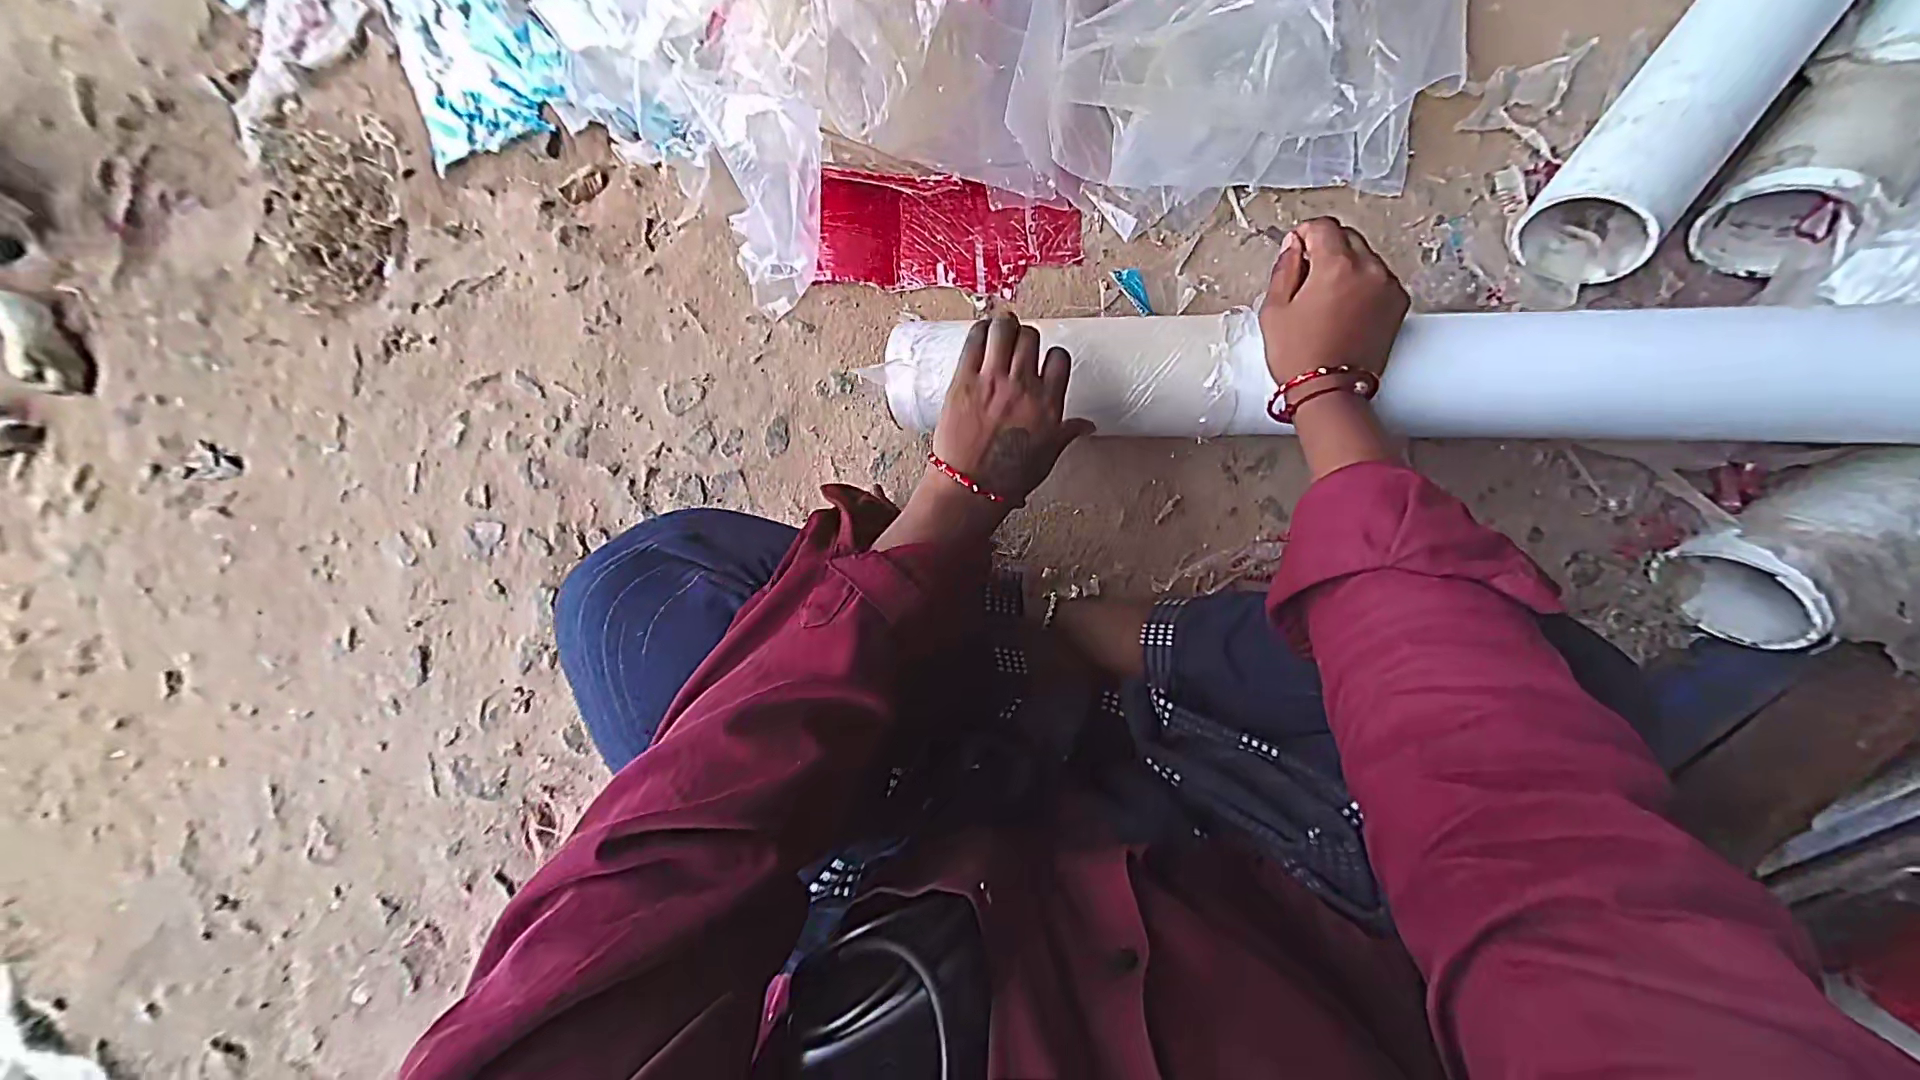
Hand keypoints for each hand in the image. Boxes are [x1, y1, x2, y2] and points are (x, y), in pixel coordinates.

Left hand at [933, 314, 1094, 503]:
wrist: (969, 486)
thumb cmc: (1008, 477)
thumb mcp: (1046, 455)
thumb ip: (1066, 433)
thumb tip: (1087, 425)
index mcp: (1048, 404)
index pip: (1059, 358)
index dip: (1050, 355)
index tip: (1041, 360)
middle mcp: (1023, 387)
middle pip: (1031, 338)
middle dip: (1025, 337)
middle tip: (1017, 343)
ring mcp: (993, 381)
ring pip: (1004, 330)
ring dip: (1004, 324)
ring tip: (1000, 329)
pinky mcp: (964, 380)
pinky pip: (975, 341)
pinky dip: (980, 331)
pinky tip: (981, 332)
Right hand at [1259, 218, 1409, 385]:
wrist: (1329, 391)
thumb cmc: (1297, 355)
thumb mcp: (1274, 311)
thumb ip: (1284, 269)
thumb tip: (1293, 246)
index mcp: (1336, 265)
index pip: (1323, 227)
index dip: (1304, 233)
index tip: (1295, 247)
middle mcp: (1369, 268)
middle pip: (1347, 238)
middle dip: (1326, 248)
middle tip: (1305, 277)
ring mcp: (1388, 285)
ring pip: (1364, 258)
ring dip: (1344, 268)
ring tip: (1324, 300)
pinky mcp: (1398, 303)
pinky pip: (1378, 280)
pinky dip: (1361, 286)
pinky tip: (1342, 310)